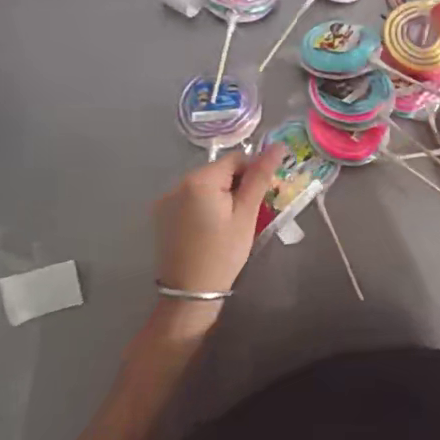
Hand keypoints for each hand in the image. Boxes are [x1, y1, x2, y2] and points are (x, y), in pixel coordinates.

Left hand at [153, 146, 284, 294]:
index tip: (259, 200)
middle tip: (246, 215)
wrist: (191, 292)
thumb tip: (278, 146)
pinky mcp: (161, 215)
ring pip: (203, 186)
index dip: (252, 175)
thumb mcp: (246, 215)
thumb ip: (260, 178)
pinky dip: (202, 207)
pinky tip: (208, 230)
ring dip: (219, 196)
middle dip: (234, 187)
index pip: (235, 159)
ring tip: (226, 225)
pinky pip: (188, 200)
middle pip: (217, 172)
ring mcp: (166, 199)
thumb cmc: (224, 253)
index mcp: (199, 180)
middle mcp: (178, 183)